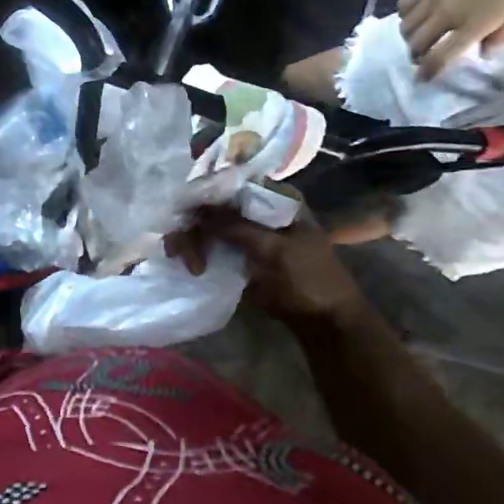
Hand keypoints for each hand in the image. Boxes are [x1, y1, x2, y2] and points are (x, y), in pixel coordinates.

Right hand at [172, 205, 369, 323]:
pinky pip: (206, 241)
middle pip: (211, 203)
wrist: (323, 320)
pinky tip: (189, 264)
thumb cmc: (310, 279)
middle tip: (181, 251)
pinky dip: (193, 249)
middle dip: (193, 225)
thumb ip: (237, 227)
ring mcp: (245, 228)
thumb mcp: (276, 250)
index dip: (203, 195)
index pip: (230, 183)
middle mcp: (256, 206)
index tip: (184, 214)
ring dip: (190, 240)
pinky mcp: (235, 249)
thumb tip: (198, 211)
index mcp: (276, 197)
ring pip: (204, 223)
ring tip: (190, 265)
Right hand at [397, 0, 503, 79]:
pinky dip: (404, 16)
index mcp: (475, 24)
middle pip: (418, 44)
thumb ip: (499, 33)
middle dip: (416, 55)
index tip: (424, 79)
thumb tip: (483, 51)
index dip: (429, 72)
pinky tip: (412, 16)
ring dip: (409, 37)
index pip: (441, 57)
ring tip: (416, 38)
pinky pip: (403, 5)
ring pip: (406, 27)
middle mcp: (447, 14)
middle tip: (421, 58)